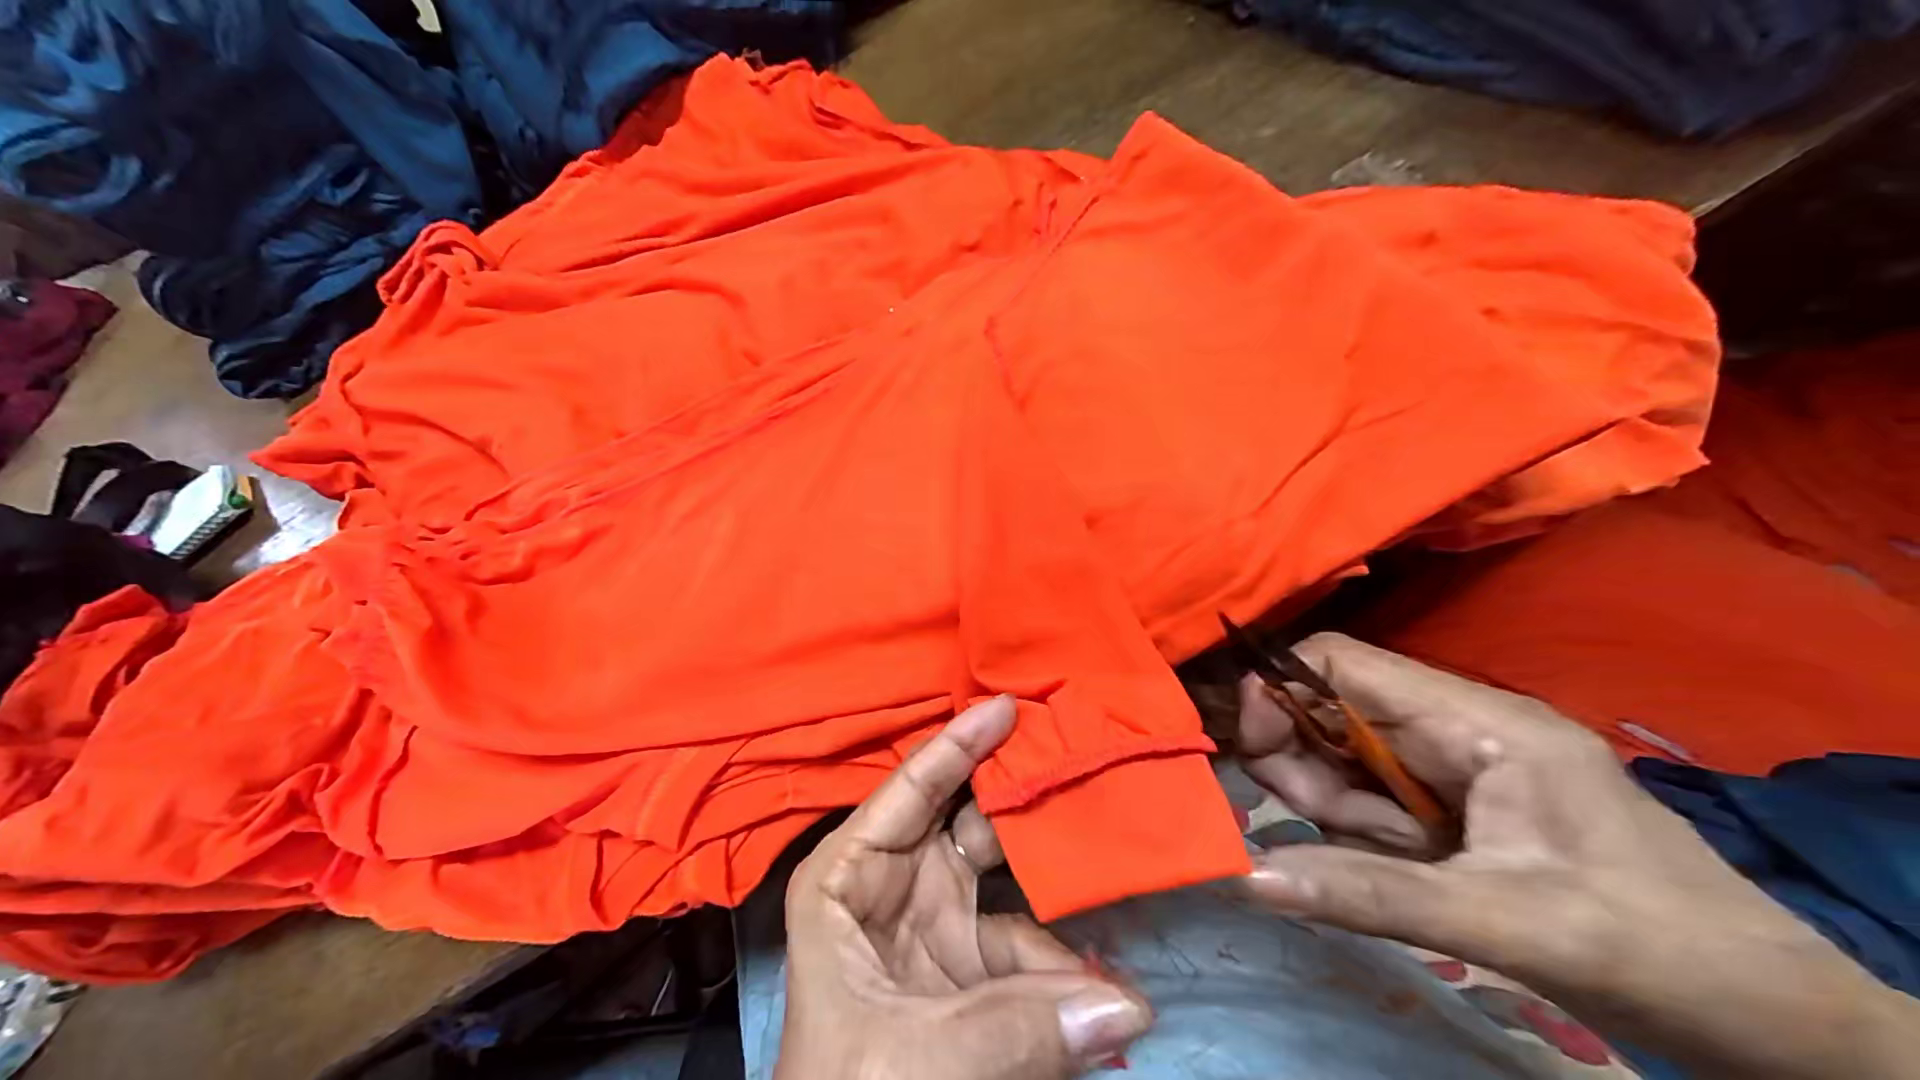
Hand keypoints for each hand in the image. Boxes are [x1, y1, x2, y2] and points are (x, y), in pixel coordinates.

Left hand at [776, 696, 1150, 1079]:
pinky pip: (1024, 952)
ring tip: (1115, 881)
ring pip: (1005, 883)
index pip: (909, 790)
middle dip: (1017, 795)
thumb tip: (1128, 1006)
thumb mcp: (918, 1057)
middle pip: (963, 821)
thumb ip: (1020, 1027)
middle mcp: (892, 885)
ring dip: (1057, 891)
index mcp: (849, 876)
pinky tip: (1109, 998)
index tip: (1007, 706)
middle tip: (1074, 762)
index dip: (957, 745)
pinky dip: (1063, 972)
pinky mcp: (966, 975)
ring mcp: (932, 927)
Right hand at [1235, 633, 1919, 1079]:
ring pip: (1344, 763)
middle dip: (1302, 762)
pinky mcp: (1452, 810)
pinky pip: (1369, 804)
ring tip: (1379, 858)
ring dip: (1330, 805)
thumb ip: (1370, 892)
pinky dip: (1355, 832)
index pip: (1343, 663)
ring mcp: (1454, 771)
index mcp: (1480, 720)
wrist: (1777, 1026)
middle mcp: (1458, 729)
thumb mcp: (1508, 923)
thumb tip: (1249, 875)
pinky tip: (1393, 867)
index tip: (1248, 746)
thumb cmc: (1658, 950)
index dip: (1279, 688)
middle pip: (1332, 714)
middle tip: (1308, 816)